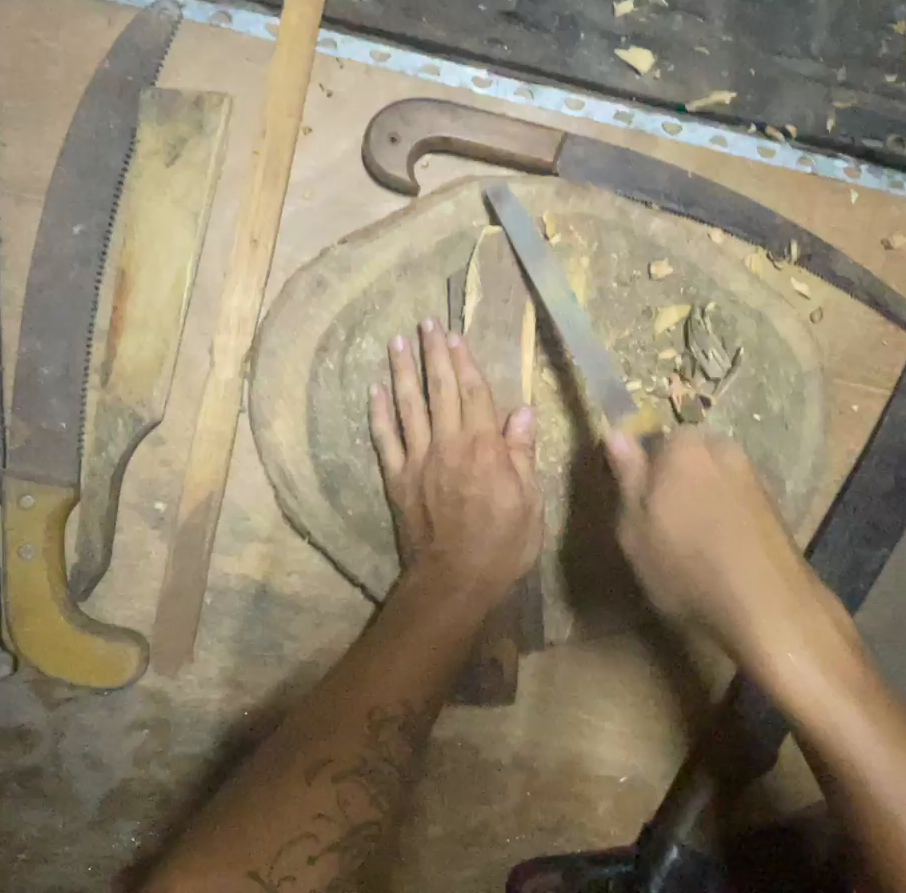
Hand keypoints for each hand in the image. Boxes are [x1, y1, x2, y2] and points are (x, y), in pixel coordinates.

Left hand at [370, 319, 542, 606]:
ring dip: (403, 371)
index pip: (474, 393)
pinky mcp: (397, 478)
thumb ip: (522, 454)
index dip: (464, 361)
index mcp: (484, 447)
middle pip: (440, 390)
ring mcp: (418, 460)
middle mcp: (449, 444)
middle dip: (433, 354)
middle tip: (425, 324)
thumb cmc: (502, 544)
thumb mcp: (529, 501)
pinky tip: (376, 390)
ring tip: (397, 342)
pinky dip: (379, 412)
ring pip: (409, 406)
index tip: (454, 335)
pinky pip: (385, 439)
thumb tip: (523, 411)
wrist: (454, 581)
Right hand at [605, 429, 867, 686]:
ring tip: (690, 542)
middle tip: (659, 524)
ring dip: (701, 498)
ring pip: (713, 477)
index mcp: (684, 445)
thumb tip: (615, 432)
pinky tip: (719, 551)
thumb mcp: (635, 528)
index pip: (653, 438)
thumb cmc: (687, 567)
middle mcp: (722, 449)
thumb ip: (627, 476)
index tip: (633, 503)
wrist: (770, 611)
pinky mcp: (774, 506)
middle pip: (687, 456)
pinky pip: (735, 499)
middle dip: (673, 480)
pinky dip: (725, 516)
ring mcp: (753, 476)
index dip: (641, 470)